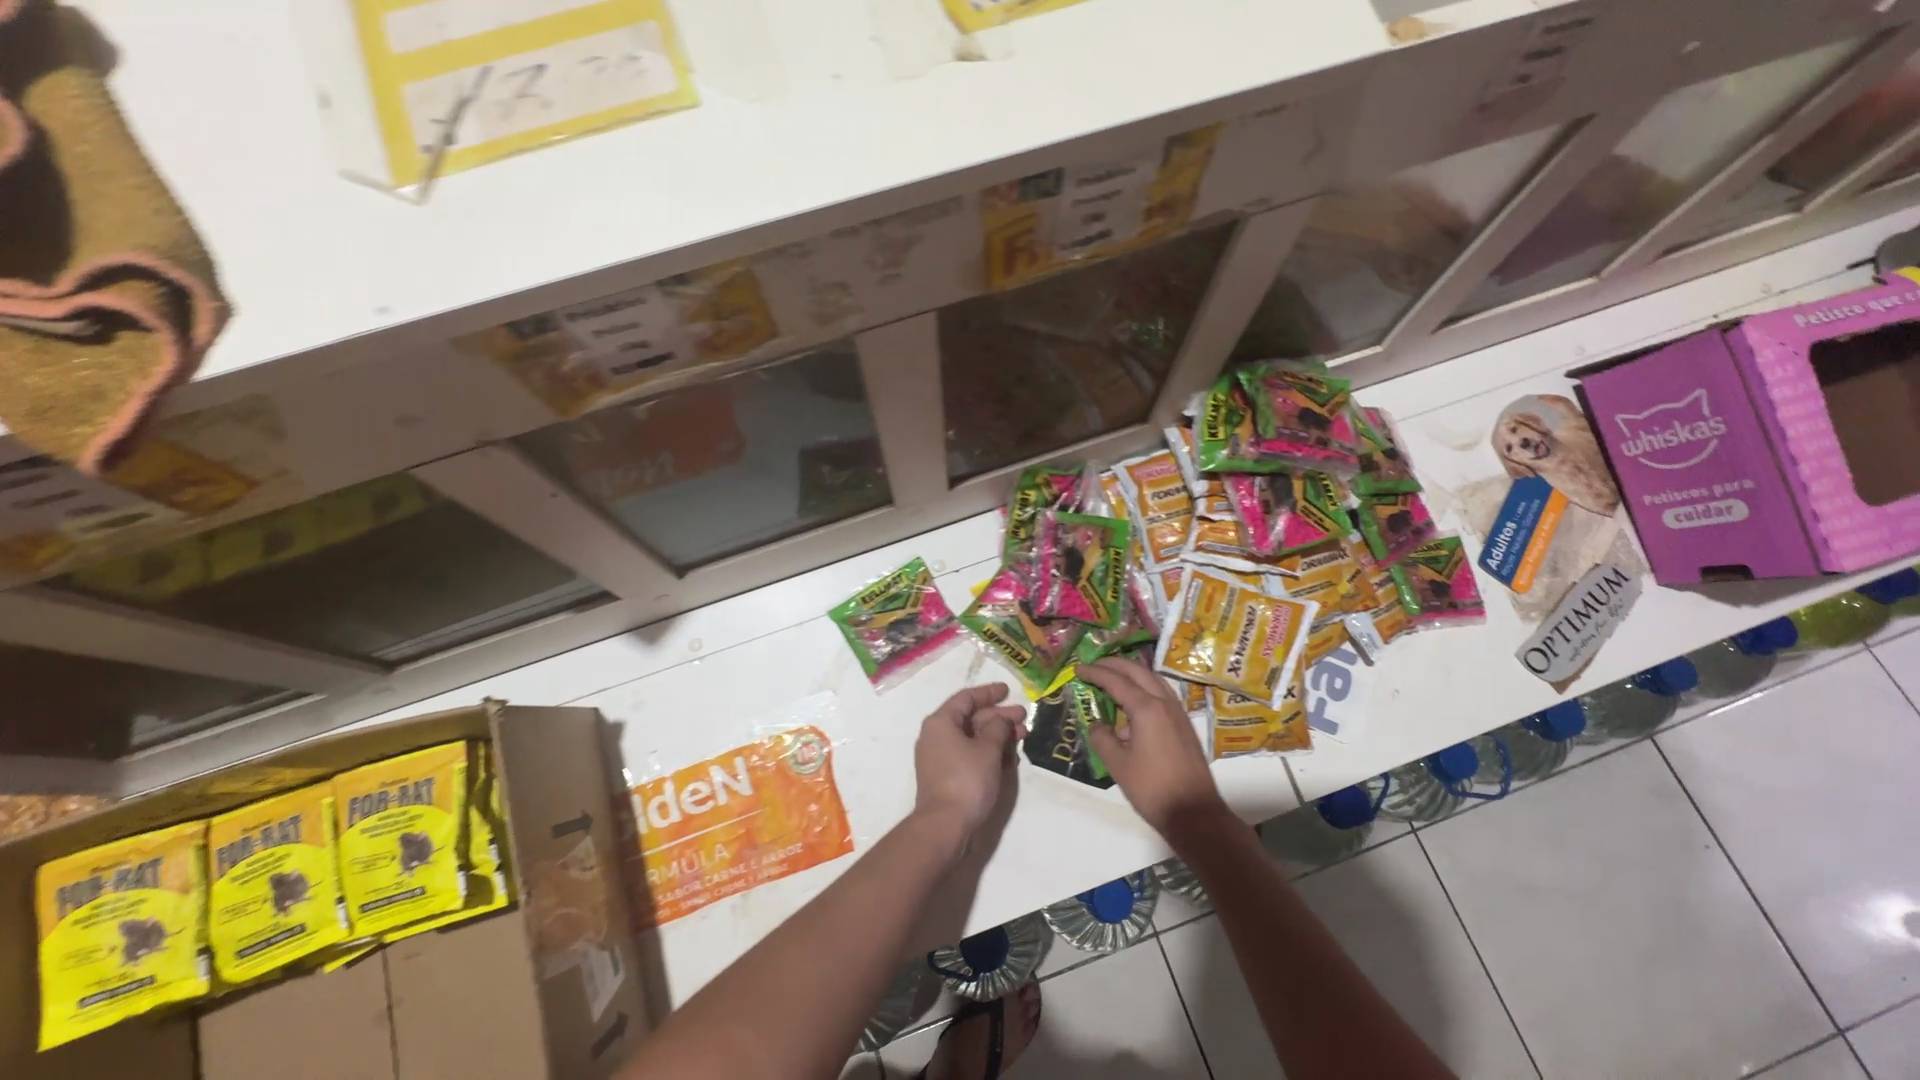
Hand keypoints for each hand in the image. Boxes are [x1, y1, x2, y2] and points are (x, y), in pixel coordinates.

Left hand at [912, 684, 1028, 841]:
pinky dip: (989, 754)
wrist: (945, 824)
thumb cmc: (967, 780)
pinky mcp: (946, 776)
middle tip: (1024, 719)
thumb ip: (998, 728)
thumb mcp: (988, 749)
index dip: (989, 693)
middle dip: (999, 717)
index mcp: (941, 722)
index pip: (966, 698)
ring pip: (972, 738)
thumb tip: (1002, 719)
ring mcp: (940, 757)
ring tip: (1022, 739)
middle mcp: (936, 736)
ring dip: (997, 737)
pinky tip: (1009, 760)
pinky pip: (969, 756)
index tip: (1008, 691)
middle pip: (971, 718)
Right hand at [1079, 659, 1228, 838]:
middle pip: (1138, 672)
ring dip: (1133, 674)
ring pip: (1154, 680)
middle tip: (1095, 665)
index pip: (1116, 681)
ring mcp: (1178, 713)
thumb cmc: (1151, 788)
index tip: (1078, 669)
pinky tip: (1134, 703)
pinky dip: (1145, 688)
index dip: (1096, 673)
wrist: (1194, 812)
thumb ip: (1102, 738)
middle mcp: (1165, 703)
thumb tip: (1098, 725)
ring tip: (1114, 677)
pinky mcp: (1184, 725)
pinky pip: (1162, 694)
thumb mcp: (1117, 764)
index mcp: (1147, 709)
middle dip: (1115, 665)